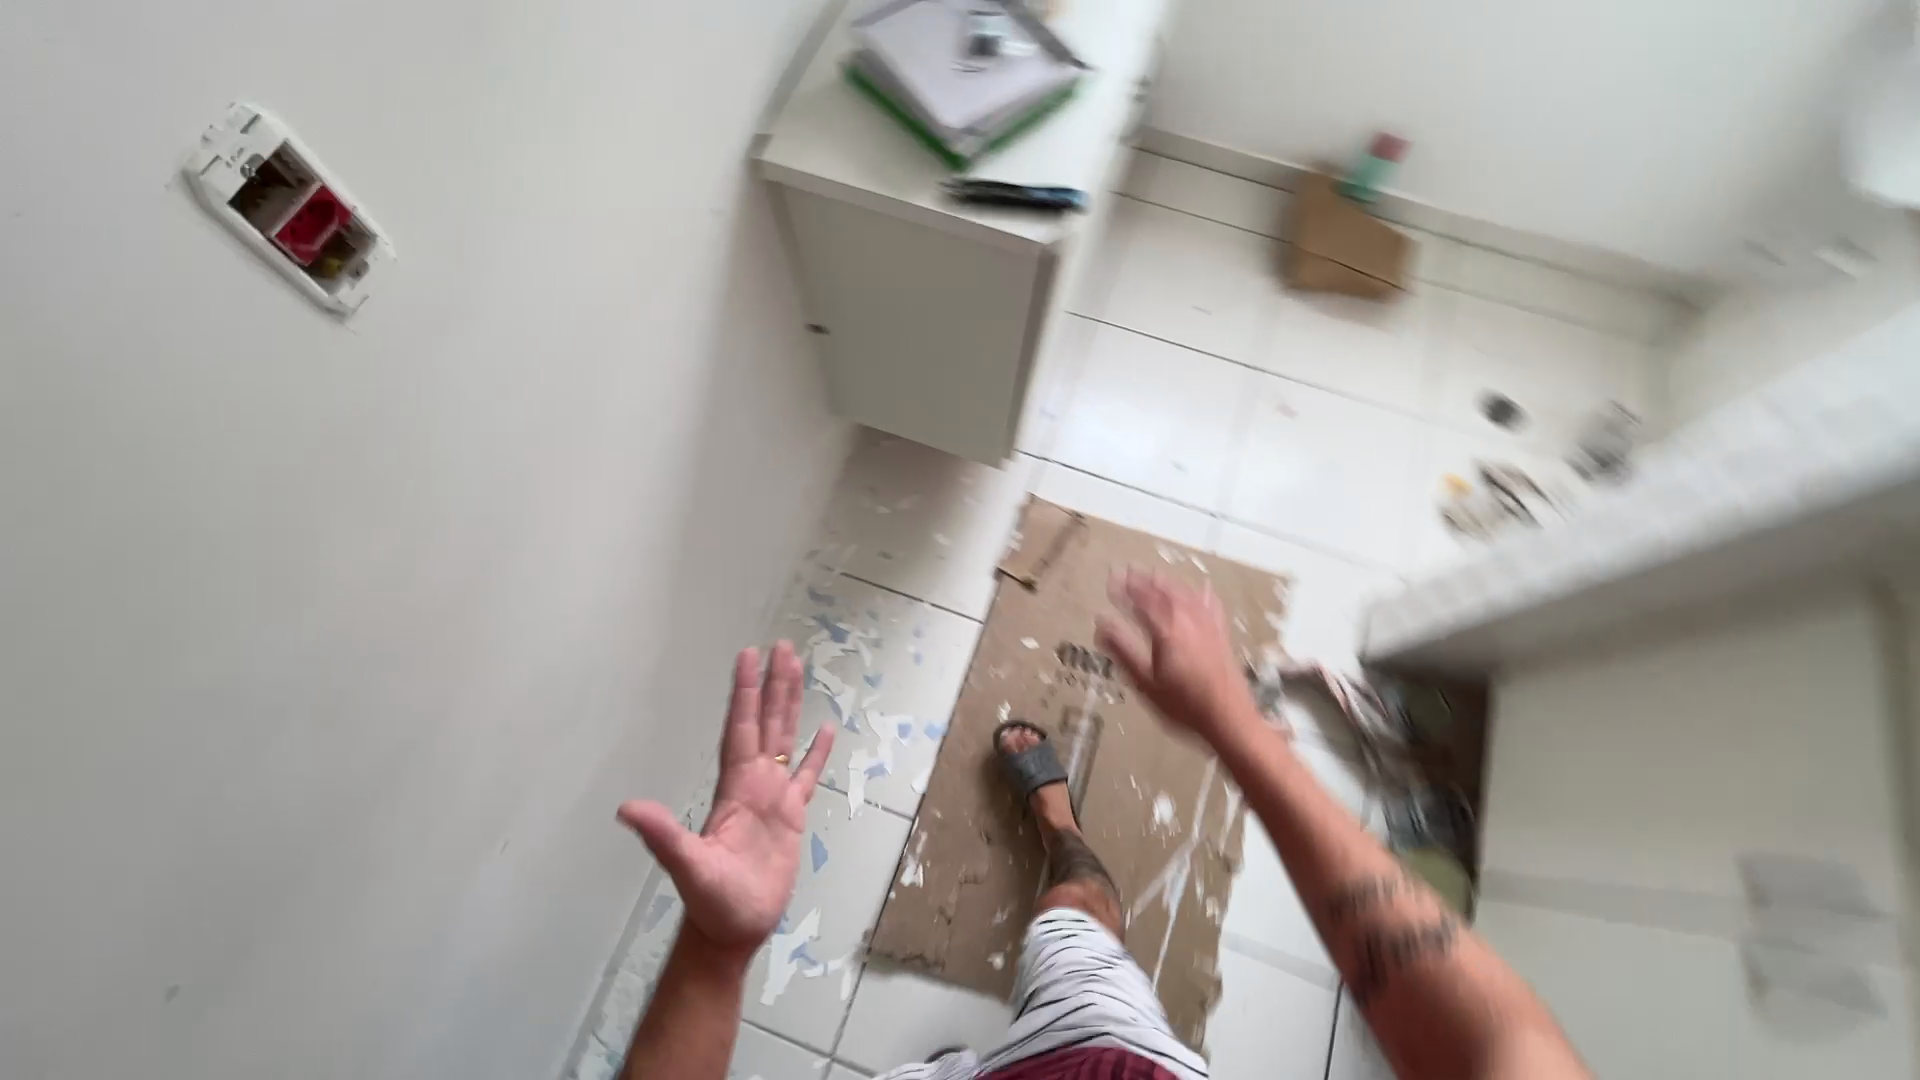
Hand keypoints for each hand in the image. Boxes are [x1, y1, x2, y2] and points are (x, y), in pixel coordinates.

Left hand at [617, 642, 832, 957]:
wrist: (733, 930)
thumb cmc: (713, 901)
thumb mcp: (688, 866)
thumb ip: (664, 835)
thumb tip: (626, 809)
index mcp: (735, 787)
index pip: (741, 728)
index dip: (745, 693)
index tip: (750, 657)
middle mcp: (753, 782)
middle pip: (767, 722)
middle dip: (774, 685)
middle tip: (783, 647)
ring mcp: (774, 797)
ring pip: (785, 739)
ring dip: (791, 706)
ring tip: (800, 672)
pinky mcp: (792, 816)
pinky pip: (807, 775)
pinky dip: (816, 753)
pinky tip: (826, 731)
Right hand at [1095, 567, 1258, 746]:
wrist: (1229, 718)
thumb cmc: (1183, 704)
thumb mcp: (1145, 682)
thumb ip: (1122, 650)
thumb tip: (1100, 624)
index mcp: (1165, 629)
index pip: (1140, 601)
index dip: (1124, 589)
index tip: (1111, 580)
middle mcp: (1187, 620)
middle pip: (1163, 592)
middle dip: (1144, 580)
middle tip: (1128, 571)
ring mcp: (1207, 625)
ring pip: (1186, 594)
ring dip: (1167, 582)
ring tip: (1155, 575)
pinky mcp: (1221, 634)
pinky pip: (1211, 605)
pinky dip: (1201, 593)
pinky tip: (1201, 588)